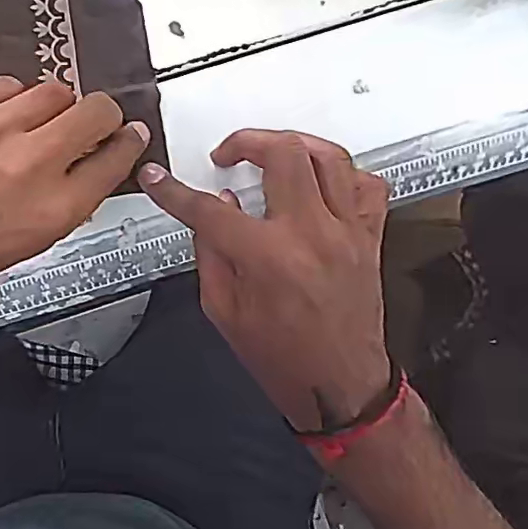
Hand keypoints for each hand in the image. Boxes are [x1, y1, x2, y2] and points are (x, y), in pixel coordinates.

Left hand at [0, 76, 148, 324]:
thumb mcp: (44, 233)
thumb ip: (83, 190)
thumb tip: (111, 150)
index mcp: (55, 206)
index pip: (116, 157)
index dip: (128, 141)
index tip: (130, 132)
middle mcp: (27, 166)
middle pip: (95, 112)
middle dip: (100, 114)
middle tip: (88, 121)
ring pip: (53, 90)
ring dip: (52, 107)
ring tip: (31, 129)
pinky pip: (8, 84)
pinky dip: (9, 101)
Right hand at [139, 130, 390, 432]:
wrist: (340, 386)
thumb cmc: (283, 358)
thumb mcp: (223, 310)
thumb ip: (212, 252)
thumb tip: (213, 209)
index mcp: (267, 258)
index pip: (207, 208)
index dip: (173, 191)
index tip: (158, 178)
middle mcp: (311, 236)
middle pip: (283, 154)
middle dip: (245, 142)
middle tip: (227, 154)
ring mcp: (346, 233)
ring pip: (329, 157)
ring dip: (293, 144)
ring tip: (271, 151)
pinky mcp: (369, 239)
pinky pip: (368, 185)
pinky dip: (342, 172)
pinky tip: (320, 179)